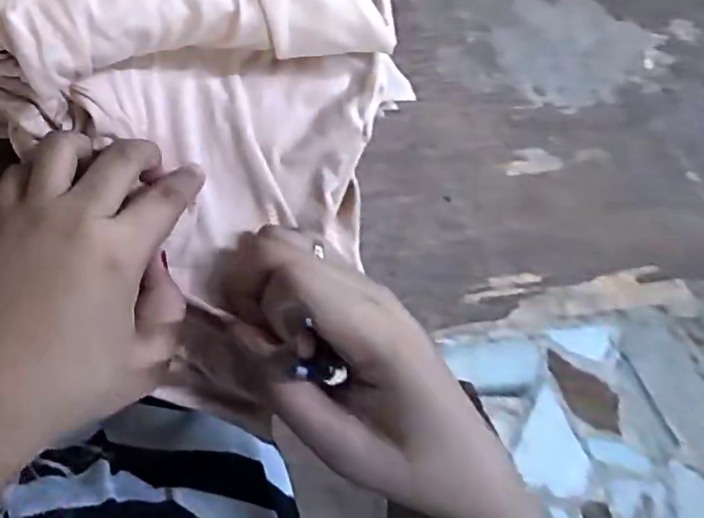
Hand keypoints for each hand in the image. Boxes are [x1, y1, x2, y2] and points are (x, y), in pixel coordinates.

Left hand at [0, 133, 205, 452]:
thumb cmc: (73, 380)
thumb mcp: (146, 361)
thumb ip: (167, 308)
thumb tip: (157, 264)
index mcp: (117, 249)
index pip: (162, 198)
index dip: (185, 181)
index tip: (193, 172)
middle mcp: (76, 214)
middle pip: (118, 157)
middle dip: (145, 152)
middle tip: (153, 164)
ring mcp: (33, 209)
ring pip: (61, 145)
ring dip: (87, 147)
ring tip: (96, 165)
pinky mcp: (0, 216)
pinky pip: (18, 170)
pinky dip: (37, 168)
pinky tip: (49, 186)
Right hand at [223, 227, 538, 517]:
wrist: (469, 466)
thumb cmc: (406, 462)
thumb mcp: (339, 448)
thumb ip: (277, 386)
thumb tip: (235, 328)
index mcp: (372, 327)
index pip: (291, 272)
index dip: (264, 306)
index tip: (280, 354)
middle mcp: (365, 287)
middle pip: (277, 241)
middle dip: (249, 284)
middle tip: (263, 336)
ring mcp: (362, 278)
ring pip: (282, 238)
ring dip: (260, 277)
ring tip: (275, 328)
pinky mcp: (355, 281)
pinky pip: (298, 252)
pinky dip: (276, 276)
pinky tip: (293, 321)